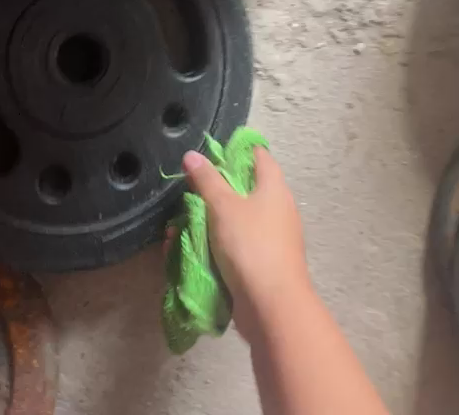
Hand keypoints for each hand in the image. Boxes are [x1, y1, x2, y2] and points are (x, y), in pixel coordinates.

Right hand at [181, 146, 313, 321]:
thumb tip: (192, 154)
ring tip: (181, 227)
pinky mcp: (264, 262)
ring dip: (210, 221)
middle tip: (189, 192)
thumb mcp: (223, 207)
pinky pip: (238, 245)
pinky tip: (193, 250)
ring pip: (238, 219)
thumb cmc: (250, 245)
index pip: (258, 155)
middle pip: (245, 188)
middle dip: (215, 191)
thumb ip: (207, 179)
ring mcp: (273, 237)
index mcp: (274, 187)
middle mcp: (278, 208)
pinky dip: (217, 245)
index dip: (236, 150)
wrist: (273, 307)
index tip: (209, 154)